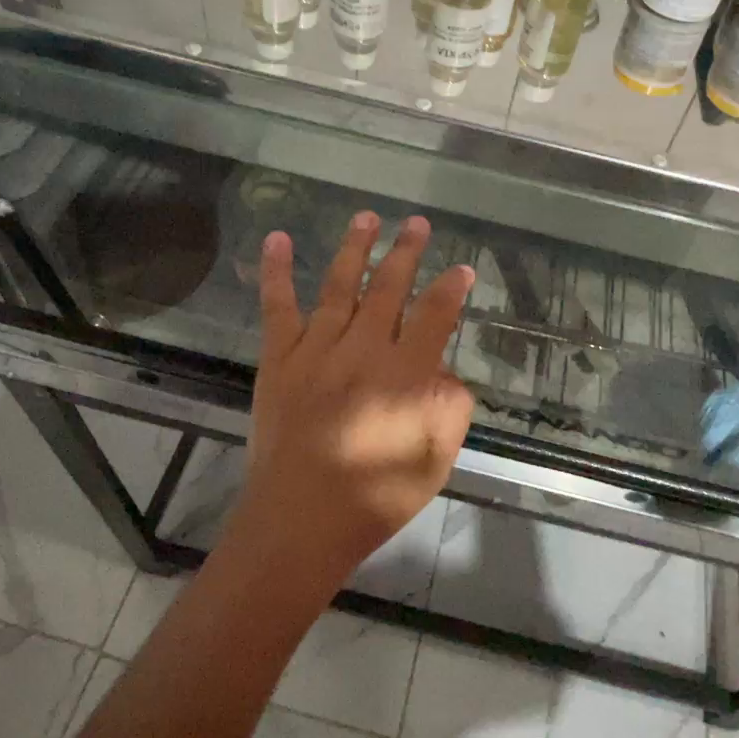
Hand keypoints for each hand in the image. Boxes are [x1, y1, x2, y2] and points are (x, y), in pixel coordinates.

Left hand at [228, 212, 475, 580]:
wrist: (299, 521)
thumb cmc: (375, 498)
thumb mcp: (435, 460)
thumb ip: (449, 408)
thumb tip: (443, 371)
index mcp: (404, 375)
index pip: (435, 316)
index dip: (451, 288)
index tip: (462, 268)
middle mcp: (362, 350)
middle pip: (389, 289)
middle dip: (406, 252)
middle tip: (417, 224)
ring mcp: (316, 350)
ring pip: (339, 286)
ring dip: (355, 248)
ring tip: (367, 217)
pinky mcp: (279, 359)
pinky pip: (277, 308)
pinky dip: (276, 271)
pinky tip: (276, 238)